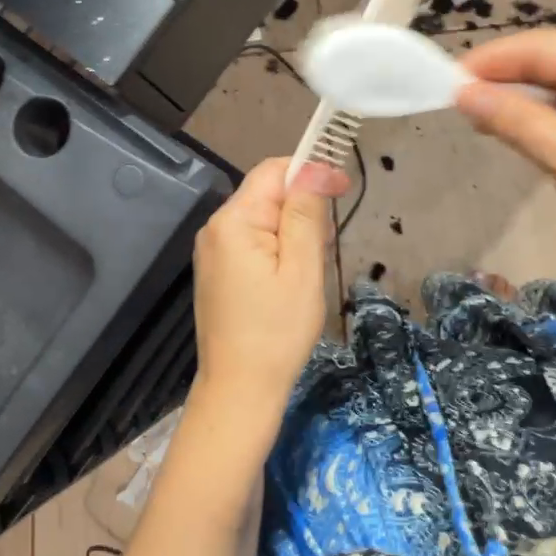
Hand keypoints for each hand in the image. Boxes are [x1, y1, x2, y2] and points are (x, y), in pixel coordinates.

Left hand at [191, 158, 348, 403]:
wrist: (239, 388)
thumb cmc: (277, 332)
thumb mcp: (302, 270)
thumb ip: (305, 214)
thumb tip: (314, 167)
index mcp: (234, 221)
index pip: (272, 171)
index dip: (310, 171)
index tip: (344, 189)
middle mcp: (215, 228)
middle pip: (265, 193)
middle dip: (302, 204)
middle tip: (329, 241)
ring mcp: (211, 251)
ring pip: (260, 217)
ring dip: (291, 228)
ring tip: (312, 265)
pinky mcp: (215, 271)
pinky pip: (250, 241)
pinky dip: (276, 246)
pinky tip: (291, 277)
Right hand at [456, 29, 555, 266]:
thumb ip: (518, 124)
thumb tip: (463, 94)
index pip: (541, 47)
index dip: (490, 59)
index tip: (447, 83)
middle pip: (548, 55)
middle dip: (499, 73)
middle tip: (456, 101)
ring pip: (555, 74)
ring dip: (515, 90)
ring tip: (478, 113)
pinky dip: (537, 105)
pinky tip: (514, 123)